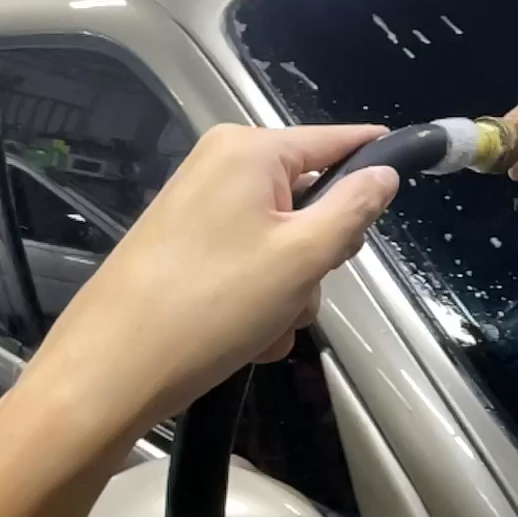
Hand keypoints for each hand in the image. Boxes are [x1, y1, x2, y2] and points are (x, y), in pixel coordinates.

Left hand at [17, 124, 398, 448]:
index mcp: (249, 151)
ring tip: (271, 323)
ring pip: (284, 236)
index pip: (337, 138)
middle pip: (310, 194)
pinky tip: (249, 335)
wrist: (105, 378)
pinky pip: (249, 259)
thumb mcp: (304, 256)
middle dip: (322, 247)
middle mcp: (221, 167)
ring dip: (293, 283)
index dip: (376, 156)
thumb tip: (385, 173)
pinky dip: (261, 295)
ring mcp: (199, 207)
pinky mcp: (184, 245)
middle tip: (308, 284)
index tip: (412, 172)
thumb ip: (354, 208)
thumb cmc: (213, 305)